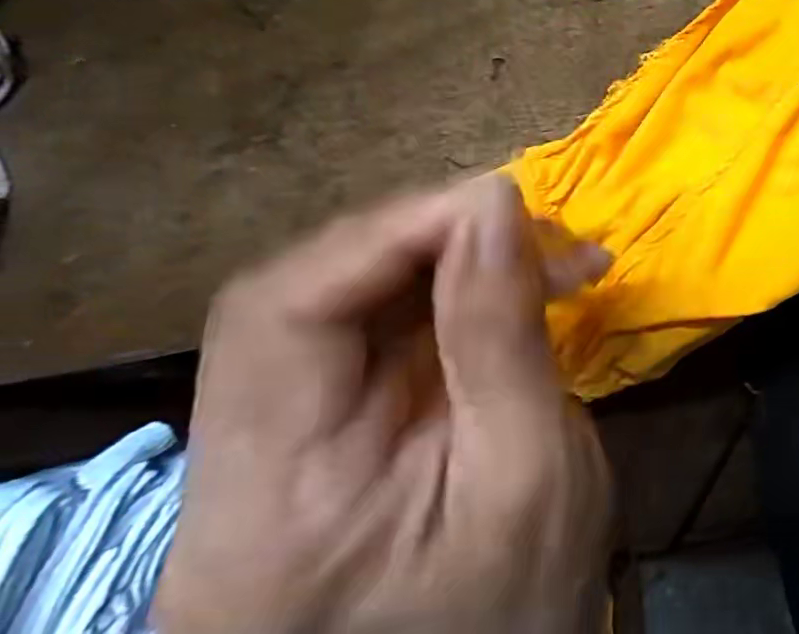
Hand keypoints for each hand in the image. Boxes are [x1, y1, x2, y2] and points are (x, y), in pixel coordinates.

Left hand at [153, 176, 612, 633]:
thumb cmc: (522, 598)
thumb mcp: (530, 466)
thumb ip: (502, 334)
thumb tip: (493, 204)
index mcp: (266, 499)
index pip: (278, 315)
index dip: (388, 235)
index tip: (501, 204)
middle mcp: (239, 467)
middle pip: (305, 301)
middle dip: (431, 240)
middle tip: (540, 230)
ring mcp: (284, 451)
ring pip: (351, 308)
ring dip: (458, 263)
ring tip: (559, 260)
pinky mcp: (336, 437)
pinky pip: (388, 336)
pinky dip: (463, 297)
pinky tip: (528, 292)